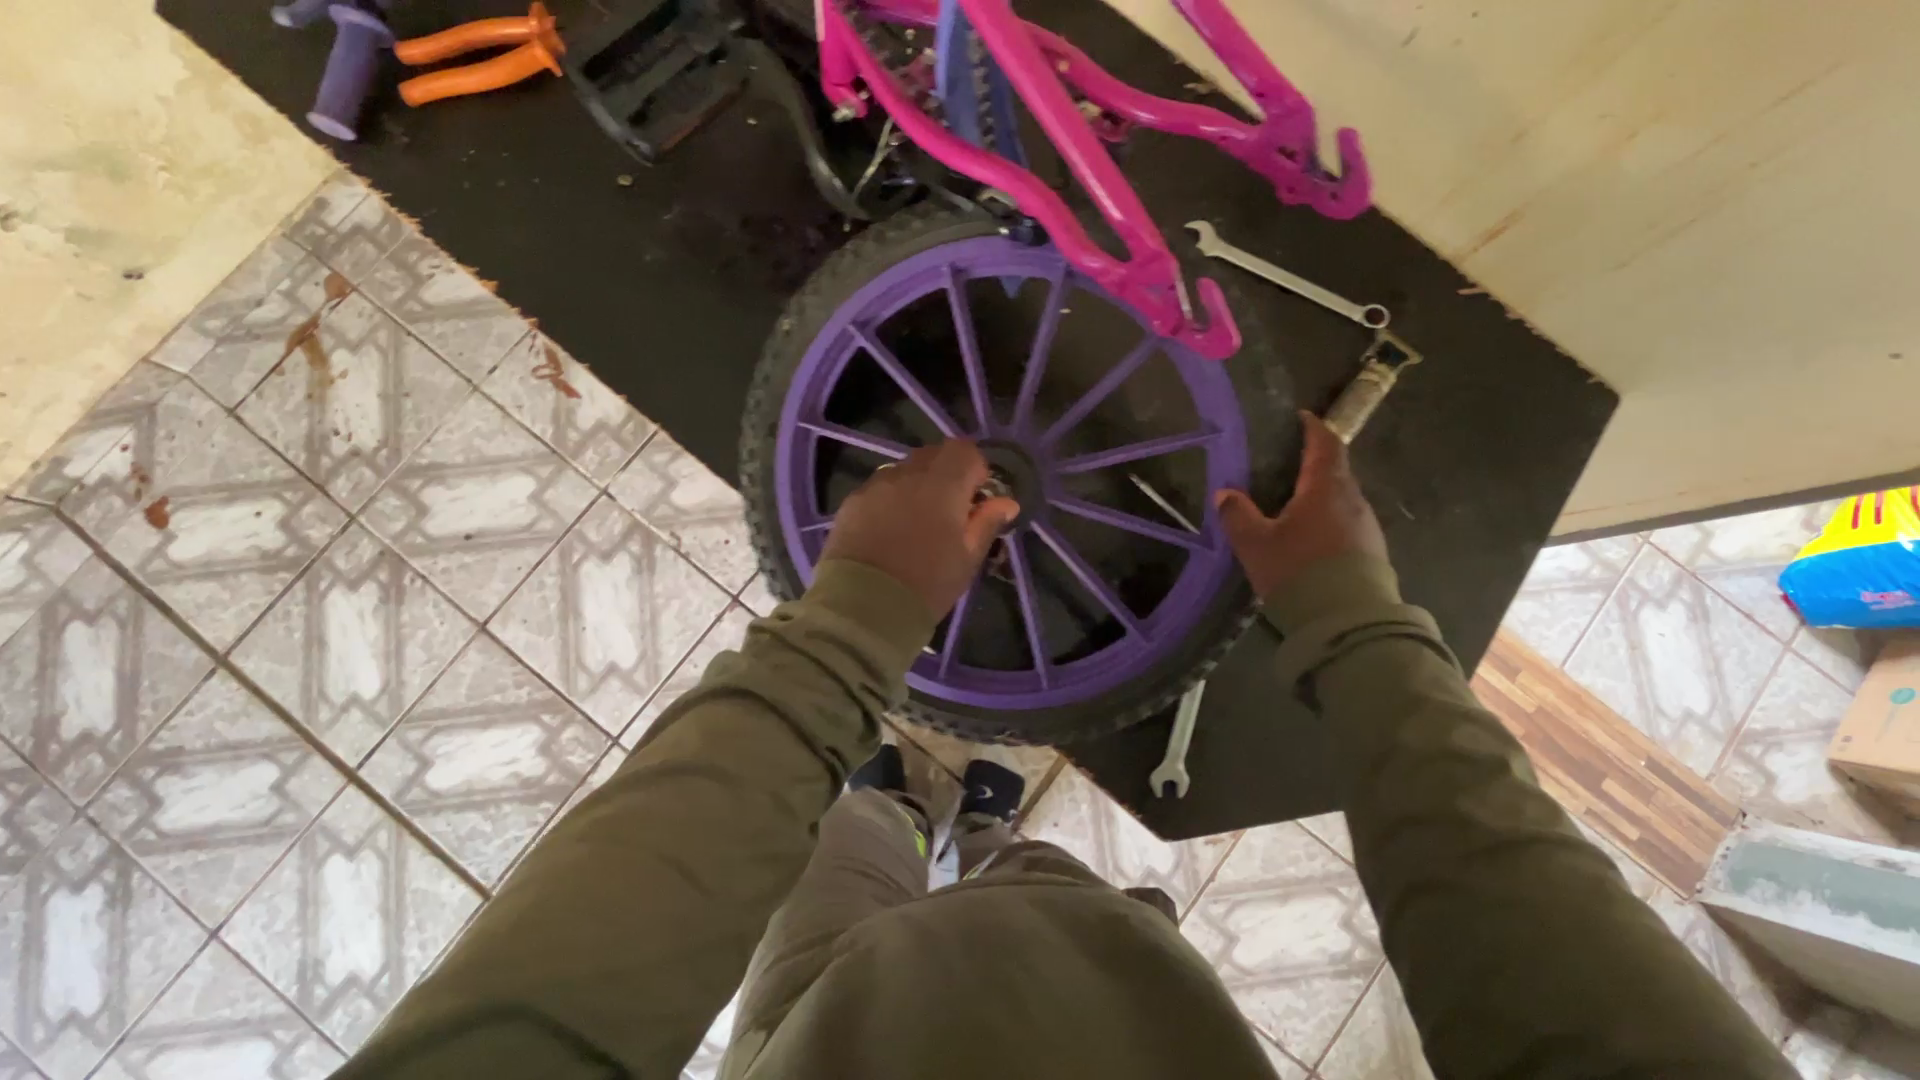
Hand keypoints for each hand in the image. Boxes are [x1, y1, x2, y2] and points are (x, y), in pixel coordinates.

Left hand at [821, 440, 1020, 618]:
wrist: (864, 607)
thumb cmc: (926, 585)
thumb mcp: (967, 559)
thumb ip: (986, 523)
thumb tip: (1006, 502)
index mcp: (942, 485)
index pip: (964, 451)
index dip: (975, 469)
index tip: (975, 498)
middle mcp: (907, 475)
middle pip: (932, 455)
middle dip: (946, 473)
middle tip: (949, 510)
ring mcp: (875, 486)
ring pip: (903, 470)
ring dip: (916, 485)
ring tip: (916, 521)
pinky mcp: (851, 503)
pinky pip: (879, 488)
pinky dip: (891, 499)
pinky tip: (889, 530)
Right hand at [1214, 411, 1387, 597]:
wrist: (1347, 620)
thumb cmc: (1298, 570)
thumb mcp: (1256, 545)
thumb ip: (1238, 516)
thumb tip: (1225, 494)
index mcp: (1326, 488)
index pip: (1325, 444)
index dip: (1313, 428)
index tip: (1300, 418)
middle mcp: (1352, 500)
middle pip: (1336, 471)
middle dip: (1314, 464)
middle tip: (1287, 466)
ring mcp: (1367, 527)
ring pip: (1342, 500)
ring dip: (1321, 496)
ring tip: (1294, 505)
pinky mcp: (1371, 553)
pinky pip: (1347, 524)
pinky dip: (1329, 521)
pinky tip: (1311, 538)